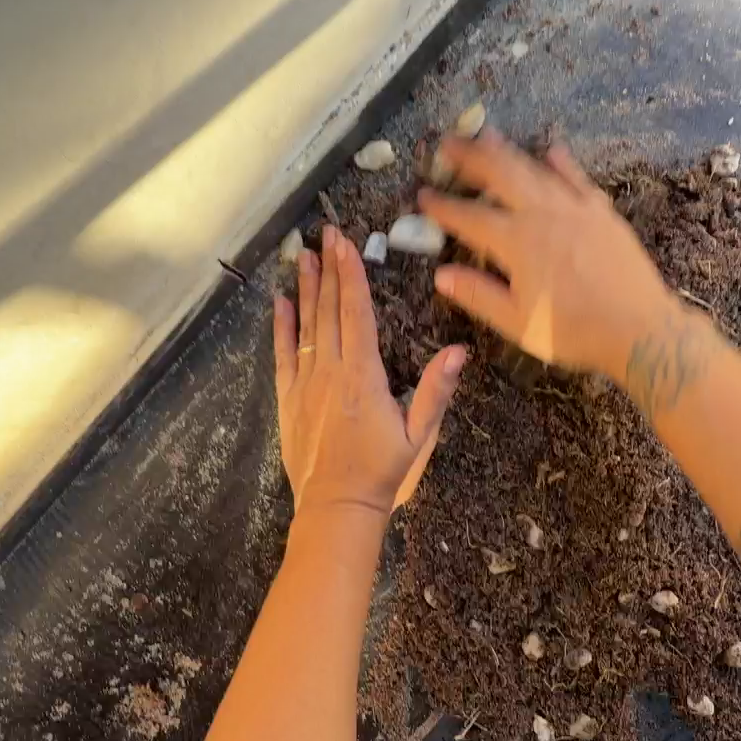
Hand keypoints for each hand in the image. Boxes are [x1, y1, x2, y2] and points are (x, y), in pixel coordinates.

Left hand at [274, 223, 467, 517]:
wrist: (337, 506)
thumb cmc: (383, 471)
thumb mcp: (420, 435)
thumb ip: (436, 390)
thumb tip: (459, 350)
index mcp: (364, 376)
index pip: (357, 313)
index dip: (351, 275)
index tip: (345, 244)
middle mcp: (331, 372)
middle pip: (329, 310)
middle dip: (328, 269)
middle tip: (325, 234)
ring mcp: (305, 384)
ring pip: (305, 326)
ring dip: (305, 289)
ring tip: (302, 256)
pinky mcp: (289, 399)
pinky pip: (283, 355)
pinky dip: (282, 326)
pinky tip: (280, 302)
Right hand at [419, 130, 677, 380]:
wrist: (639, 329)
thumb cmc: (573, 332)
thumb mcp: (517, 322)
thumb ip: (478, 295)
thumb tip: (442, 275)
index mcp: (517, 244)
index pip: (469, 217)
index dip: (442, 206)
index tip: (422, 196)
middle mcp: (543, 216)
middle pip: (500, 175)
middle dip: (471, 157)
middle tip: (448, 144)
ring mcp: (575, 209)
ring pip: (535, 169)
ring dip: (508, 151)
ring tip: (488, 135)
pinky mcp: (601, 212)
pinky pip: (576, 178)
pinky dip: (560, 162)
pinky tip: (550, 150)